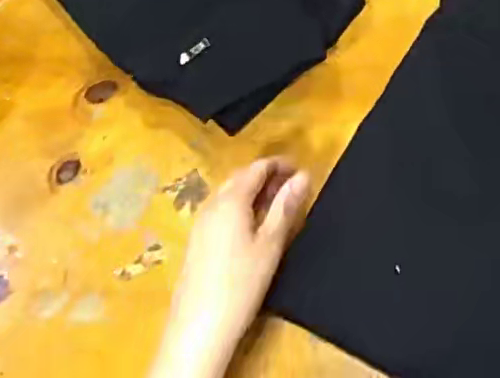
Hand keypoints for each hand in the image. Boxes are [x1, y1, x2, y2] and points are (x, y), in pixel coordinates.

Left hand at [147, 157, 313, 377]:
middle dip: (267, 177)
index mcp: (231, 199)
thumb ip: (286, 207)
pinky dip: (239, 209)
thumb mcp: (271, 245)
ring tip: (275, 208)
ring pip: (229, 195)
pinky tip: (251, 230)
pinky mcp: (195, 243)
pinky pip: (220, 212)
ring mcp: (200, 224)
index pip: (258, 167)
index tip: (301, 172)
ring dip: (253, 193)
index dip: (281, 165)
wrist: (196, 333)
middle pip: (242, 177)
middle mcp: (213, 205)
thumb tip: (303, 175)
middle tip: (291, 190)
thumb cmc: (240, 285)